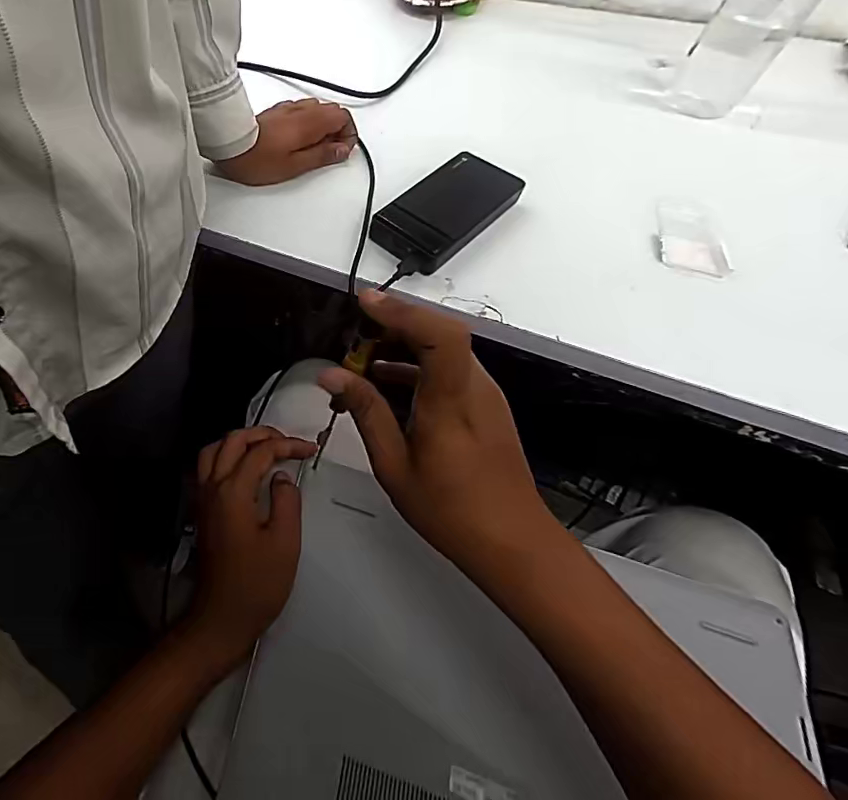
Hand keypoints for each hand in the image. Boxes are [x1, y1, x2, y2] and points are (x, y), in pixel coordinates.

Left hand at [179, 427, 317, 670]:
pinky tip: (242, 466)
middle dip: (261, 434)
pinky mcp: (201, 509)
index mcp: (232, 492)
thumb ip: (286, 501)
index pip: (260, 452)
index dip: (287, 445)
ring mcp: (202, 497)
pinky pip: (207, 466)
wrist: (221, 616)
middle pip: (232, 441)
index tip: (308, 449)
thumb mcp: (284, 543)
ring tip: (266, 447)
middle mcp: (212, 487)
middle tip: (287, 441)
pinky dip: (225, 455)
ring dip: (240, 441)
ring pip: (214, 449)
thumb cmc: (255, 585)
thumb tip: (282, 477)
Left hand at [213, 99, 356, 184]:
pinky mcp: (275, 112)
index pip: (344, 117)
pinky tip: (295, 141)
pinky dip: (305, 124)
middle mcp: (301, 110)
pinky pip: (300, 113)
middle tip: (328, 151)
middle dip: (337, 130)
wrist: (229, 145)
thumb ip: (322, 156)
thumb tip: (340, 151)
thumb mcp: (295, 166)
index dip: (348, 135)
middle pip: (332, 112)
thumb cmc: (255, 158)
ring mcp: (287, 108)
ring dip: (320, 126)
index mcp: (311, 121)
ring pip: (316, 111)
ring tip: (310, 148)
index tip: (341, 150)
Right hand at [317, 291, 555, 568]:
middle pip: (437, 333)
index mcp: (452, 401)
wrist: (514, 544)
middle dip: (390, 327)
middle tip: (351, 341)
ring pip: (441, 350)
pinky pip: (446, 370)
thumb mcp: (394, 464)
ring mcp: (482, 395)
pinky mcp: (483, 405)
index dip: (402, 311)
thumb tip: (333, 375)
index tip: (365, 304)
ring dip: (400, 347)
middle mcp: (474, 388)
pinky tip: (383, 387)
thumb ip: (365, 411)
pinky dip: (413, 368)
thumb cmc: (453, 511)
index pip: (439, 334)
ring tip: (359, 366)